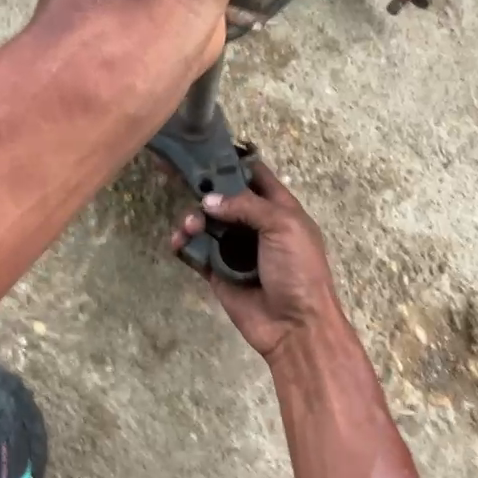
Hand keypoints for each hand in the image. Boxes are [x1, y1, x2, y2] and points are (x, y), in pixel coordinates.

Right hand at [169, 159, 346, 361]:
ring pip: (207, 222)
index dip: (234, 161)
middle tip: (182, 181)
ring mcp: (235, 248)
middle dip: (204, 189)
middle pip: (224, 198)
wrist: (296, 328)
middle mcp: (255, 224)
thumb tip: (209, 201)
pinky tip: (179, 241)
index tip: (206, 149)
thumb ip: (246, 205)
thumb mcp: (282, 226)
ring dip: (194, 218)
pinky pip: (196, 251)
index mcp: (279, 209)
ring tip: (190, 226)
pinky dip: (184, 243)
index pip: (254, 175)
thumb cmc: (298, 270)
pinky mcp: (218, 271)